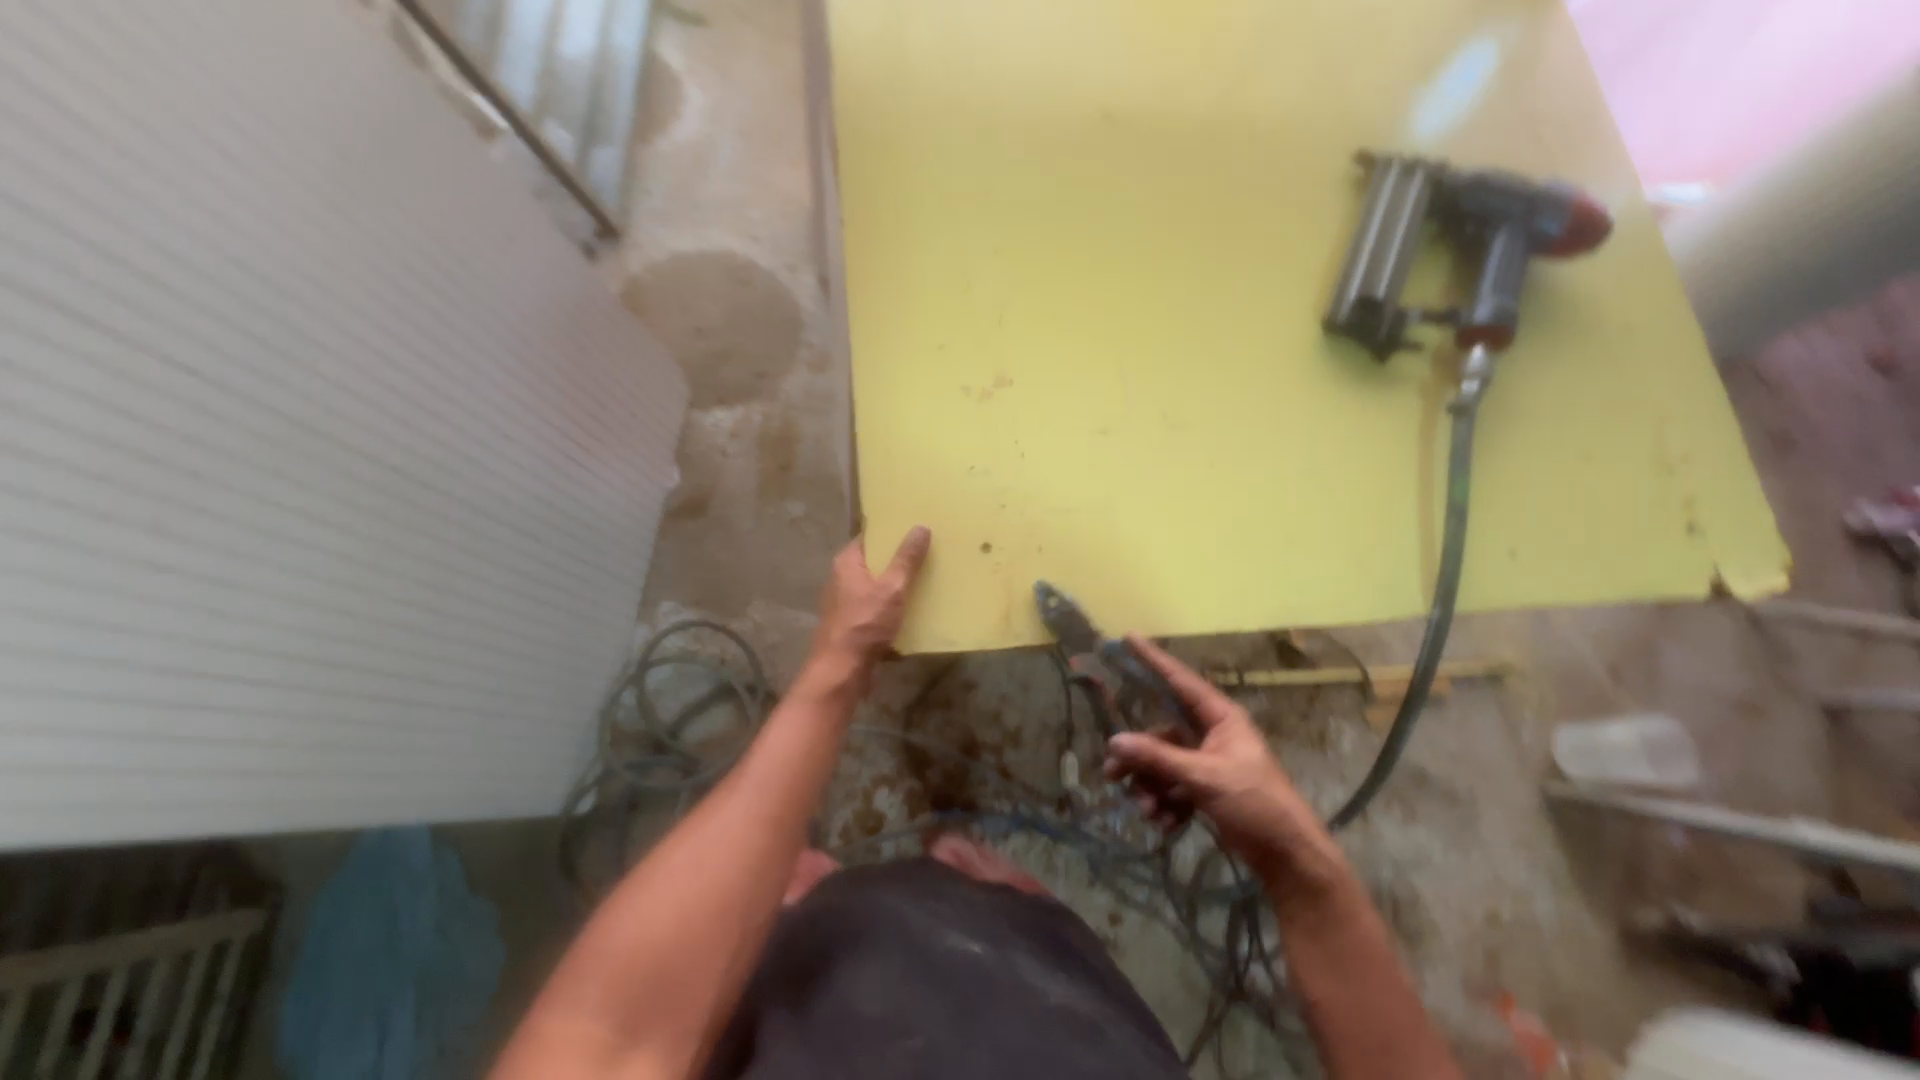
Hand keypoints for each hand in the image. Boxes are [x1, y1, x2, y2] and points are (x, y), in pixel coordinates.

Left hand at [811, 526, 931, 669]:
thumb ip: (906, 559)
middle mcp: (844, 579)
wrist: (842, 672)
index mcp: (847, 563)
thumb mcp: (891, 589)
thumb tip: (921, 527)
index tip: (917, 524)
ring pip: (880, 587)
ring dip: (901, 585)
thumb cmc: (864, 625)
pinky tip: (920, 608)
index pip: (870, 536)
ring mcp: (849, 604)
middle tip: (932, 549)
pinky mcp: (857, 625)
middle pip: (876, 561)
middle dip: (901, 558)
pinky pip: (881, 609)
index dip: (892, 529)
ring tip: (932, 576)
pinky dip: (897, 608)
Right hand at [1103, 635, 1325, 877]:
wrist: (1287, 855)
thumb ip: (1158, 758)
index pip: (1180, 681)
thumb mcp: (1204, 778)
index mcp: (1221, 719)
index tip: (1127, 637)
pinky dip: (1165, 804)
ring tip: (1149, 811)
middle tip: (1112, 774)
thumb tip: (1114, 741)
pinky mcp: (1206, 791)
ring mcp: (1209, 764)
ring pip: (1163, 765)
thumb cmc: (1255, 804)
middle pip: (1161, 734)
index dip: (1153, 660)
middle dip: (1138, 757)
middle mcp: (1212, 735)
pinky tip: (1167, 824)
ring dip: (1150, 787)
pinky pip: (1173, 788)